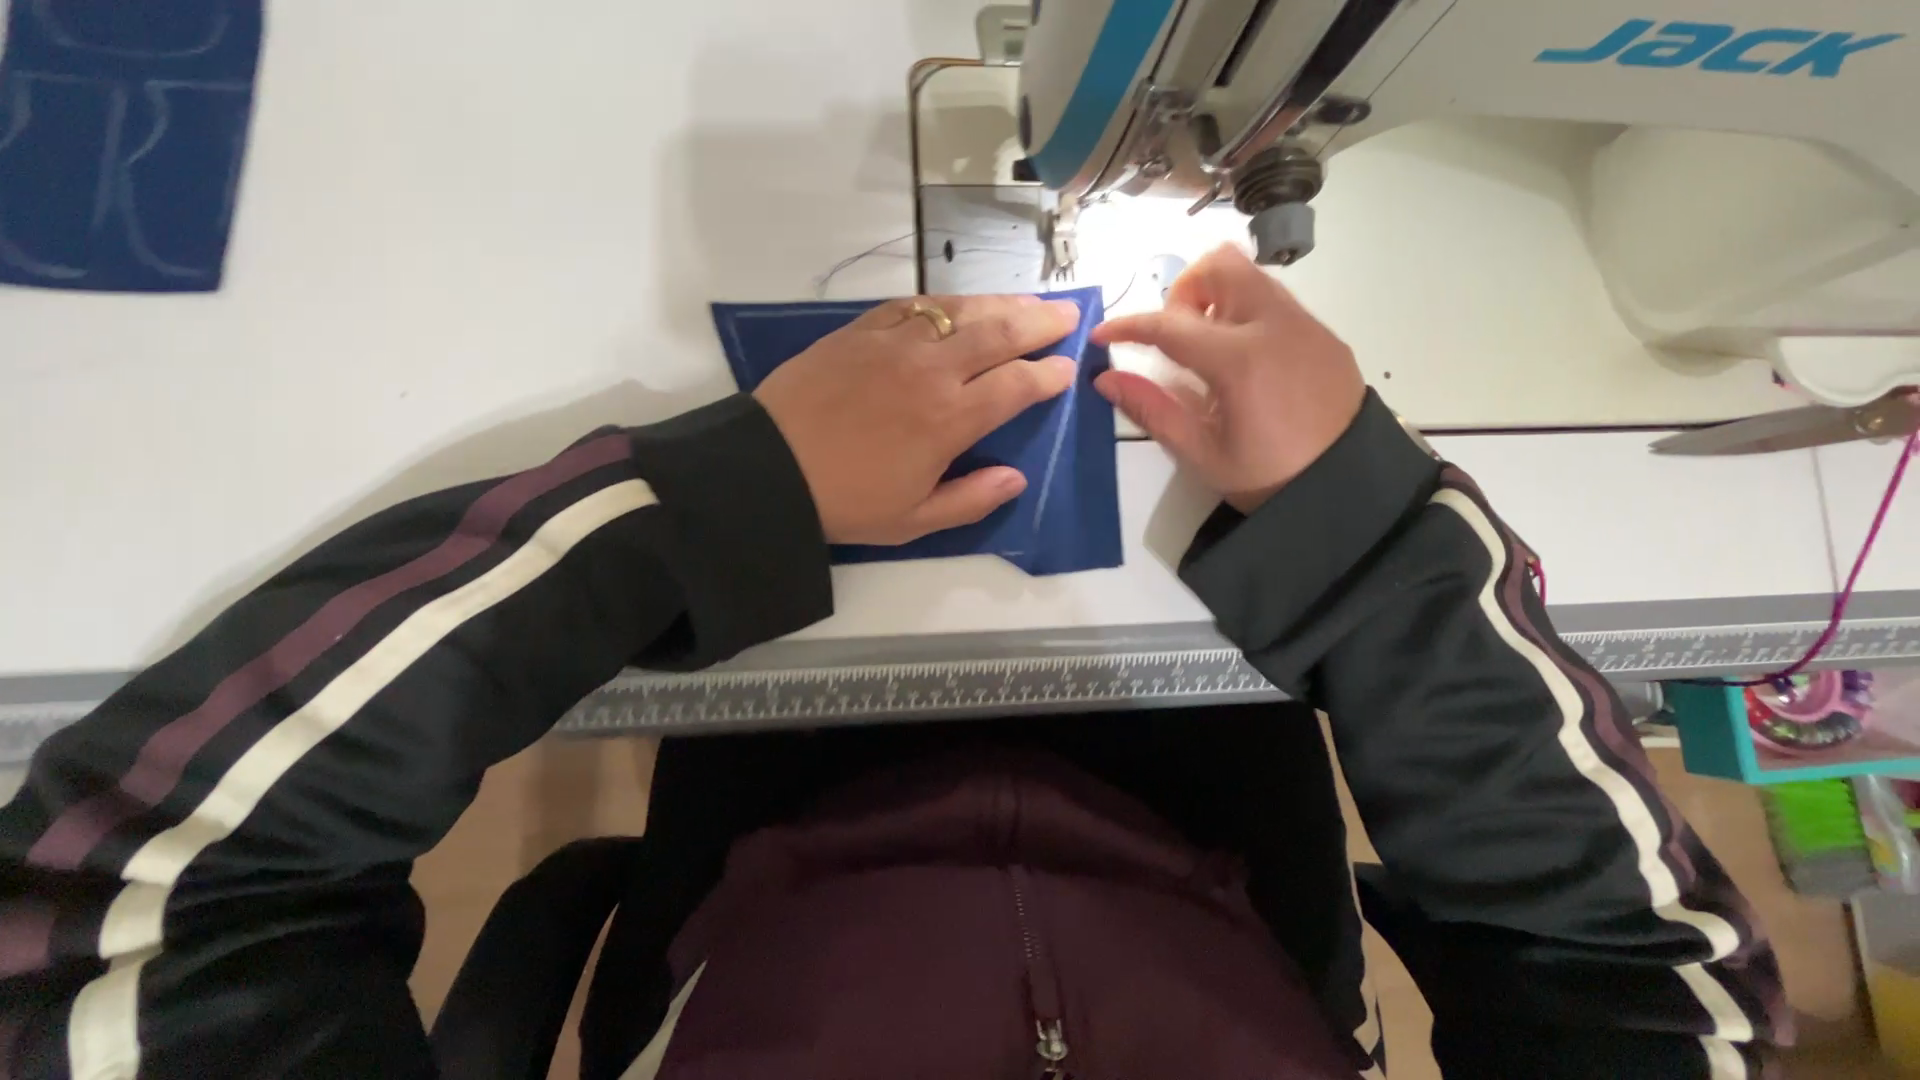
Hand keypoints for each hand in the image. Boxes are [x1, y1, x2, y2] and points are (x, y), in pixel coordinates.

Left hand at [754, 295, 1081, 544]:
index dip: (1048, 376)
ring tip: (1026, 302)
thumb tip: (1016, 478)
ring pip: (960, 310)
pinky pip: (913, 305)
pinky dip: (944, 303)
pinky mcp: (860, 330)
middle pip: (1000, 333)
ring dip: (1001, 303)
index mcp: (950, 418)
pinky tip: (956, 305)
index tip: (1065, 371)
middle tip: (1066, 315)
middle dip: (1041, 323)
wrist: (768, 468)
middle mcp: (931, 370)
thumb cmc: (845, 501)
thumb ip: (971, 499)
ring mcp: (894, 343)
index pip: (1017, 385)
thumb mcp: (912, 520)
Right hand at [1091, 246, 1364, 513]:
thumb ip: (1152, 410)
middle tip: (1174, 338)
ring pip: (1250, 274)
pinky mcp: (1322, 333)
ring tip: (1206, 349)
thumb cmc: (1270, 477)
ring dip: (1215, 296)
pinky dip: (1244, 310)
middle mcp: (1274, 325)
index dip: (1128, 327)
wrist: (1348, 486)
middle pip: (1219, 266)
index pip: (1170, 325)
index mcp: (1240, 360)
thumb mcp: (1202, 454)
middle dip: (1184, 292)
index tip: (1102, 336)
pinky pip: (1274, 298)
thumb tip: (1106, 379)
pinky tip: (1241, 358)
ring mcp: (1304, 324)